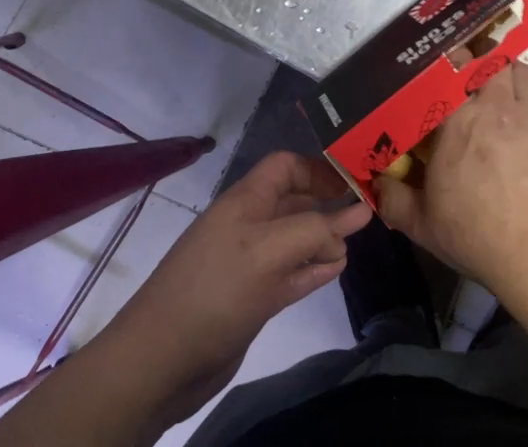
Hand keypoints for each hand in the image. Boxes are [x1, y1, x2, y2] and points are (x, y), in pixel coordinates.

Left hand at [99, 152, 371, 424]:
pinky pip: (290, 274)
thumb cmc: (216, 290)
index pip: (286, 166)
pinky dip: (313, 269)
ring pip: (295, 239)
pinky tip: (334, 270)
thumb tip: (352, 223)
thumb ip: (316, 229)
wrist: (160, 361)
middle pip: (294, 200)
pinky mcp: (252, 299)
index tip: (353, 182)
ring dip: (324, 239)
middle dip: (328, 203)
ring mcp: (249, 263)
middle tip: (367, 212)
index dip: (319, 168)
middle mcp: (248, 225)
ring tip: (352, 244)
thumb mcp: (270, 249)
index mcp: (246, 201)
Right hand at [375, 62, 527, 296]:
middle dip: (481, 63)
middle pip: (492, 61)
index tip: (442, 70)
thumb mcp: (421, 224)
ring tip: (501, 91)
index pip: (452, 68)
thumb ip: (394, 198)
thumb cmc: (476, 234)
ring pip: (522, 72)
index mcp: (458, 121)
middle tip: (470, 79)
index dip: (448, 62)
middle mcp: (497, 106)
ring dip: (509, 75)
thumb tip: (378, 181)